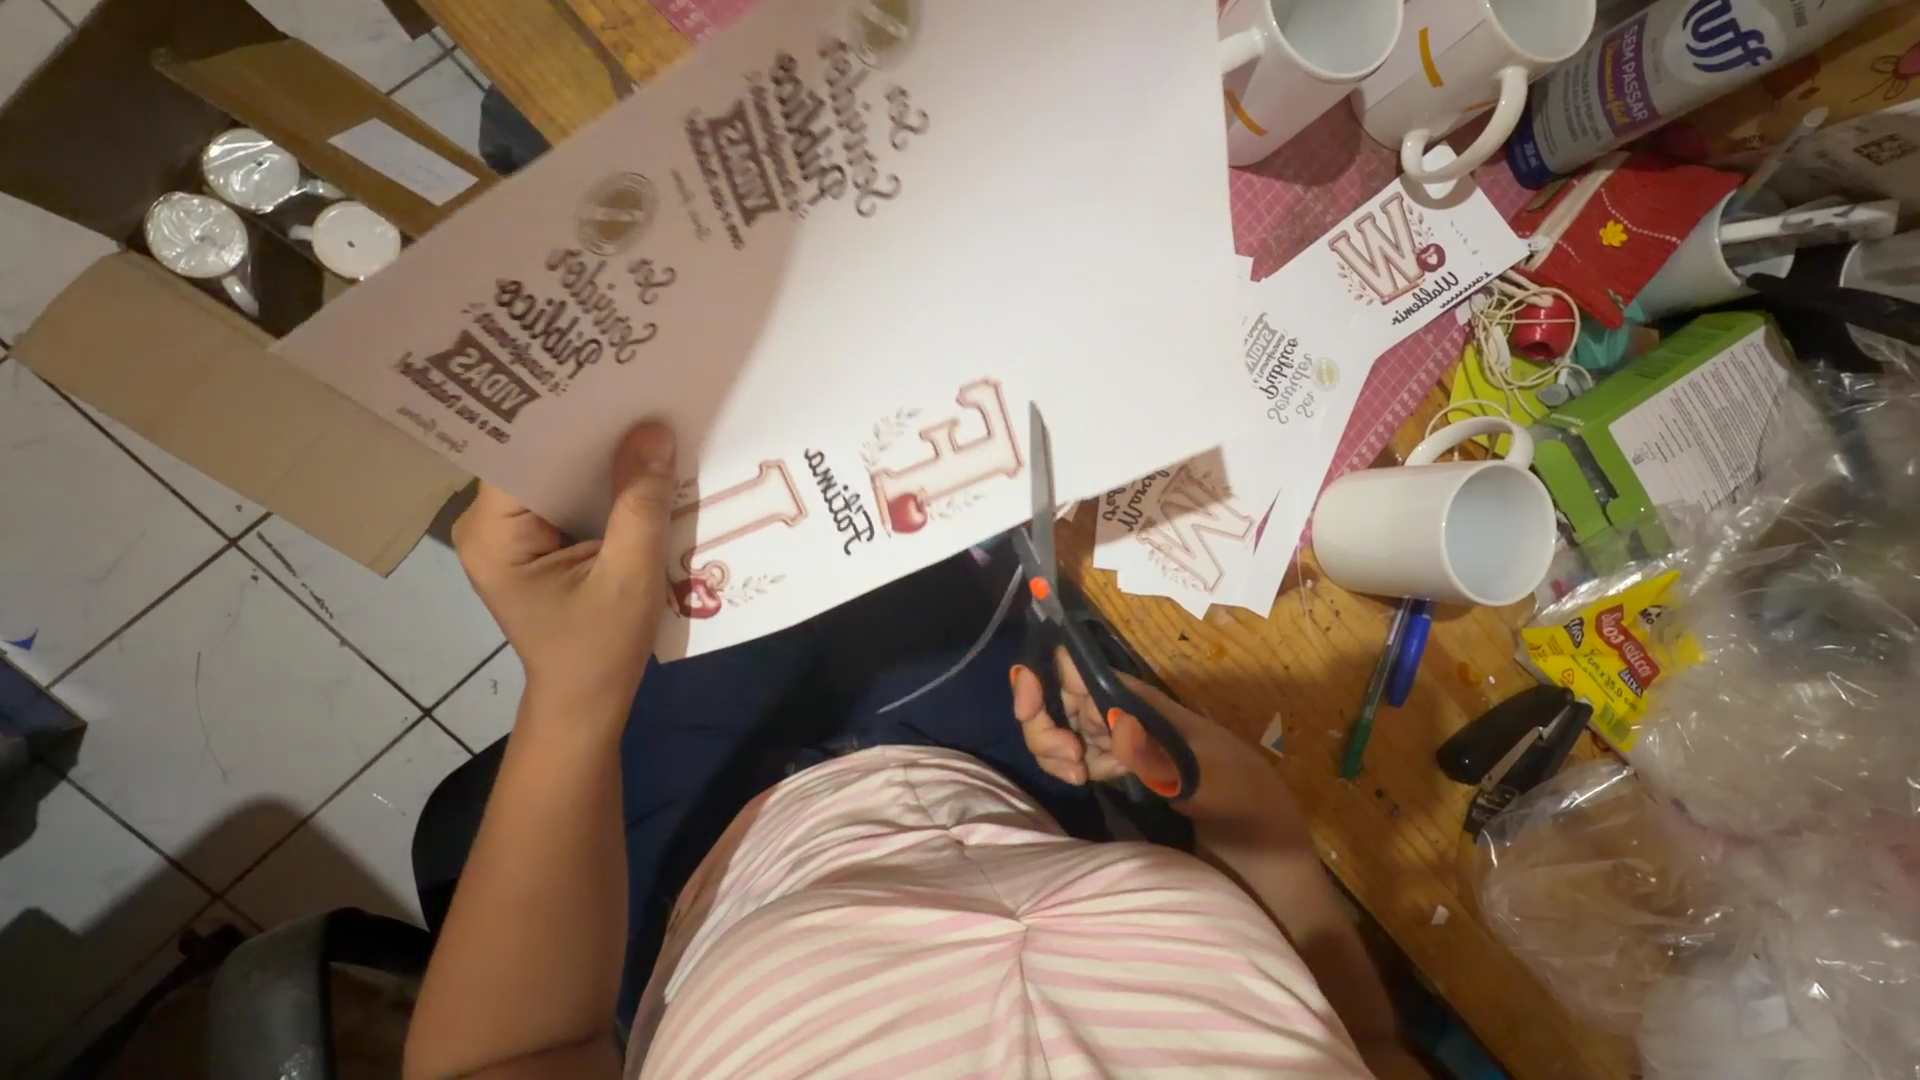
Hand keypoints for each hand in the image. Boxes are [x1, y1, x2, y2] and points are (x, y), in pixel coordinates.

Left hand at [453, 422, 676, 719]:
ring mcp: (513, 535)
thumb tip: (653, 431)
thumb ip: (641, 504)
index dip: (567, 419)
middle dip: (591, 435)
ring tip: (646, 422)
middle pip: (539, 458)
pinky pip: (571, 499)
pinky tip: (640, 468)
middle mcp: (491, 526)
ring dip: (602, 459)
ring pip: (559, 476)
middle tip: (640, 395)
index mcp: (494, 534)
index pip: (524, 452)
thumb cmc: (600, 649)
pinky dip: (604, 487)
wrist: (587, 703)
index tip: (611, 386)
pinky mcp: (538, 544)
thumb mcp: (630, 576)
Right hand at [1012, 651, 1298, 839]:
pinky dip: (1066, 766)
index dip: (1051, 679)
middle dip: (1046, 722)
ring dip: (1053, 747)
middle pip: (1065, 701)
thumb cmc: (1238, 795)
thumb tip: (1106, 720)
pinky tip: (1079, 780)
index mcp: (1143, 701)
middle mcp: (1126, 716)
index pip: (1085, 674)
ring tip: (1074, 774)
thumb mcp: (1200, 773)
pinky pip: (1077, 758)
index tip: (1030, 701)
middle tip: (1066, 757)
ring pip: (1065, 730)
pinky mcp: (1118, 773)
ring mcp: (1121, 746)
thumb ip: (1151, 751)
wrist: (1260, 847)